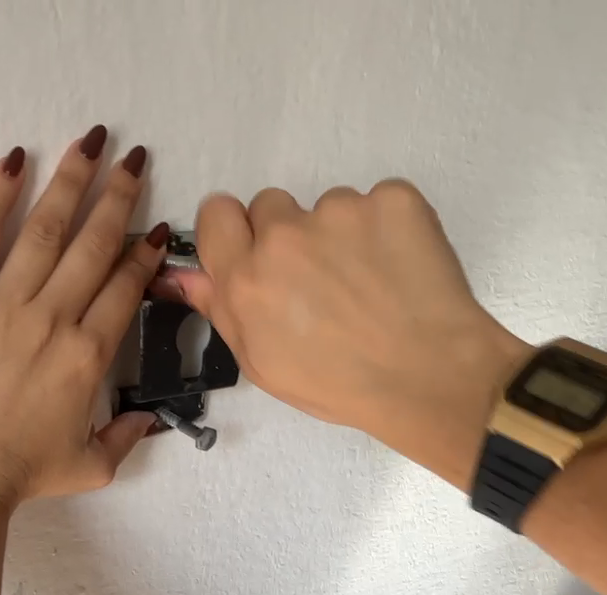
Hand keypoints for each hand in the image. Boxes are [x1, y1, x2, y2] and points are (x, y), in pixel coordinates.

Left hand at [0, 126, 169, 506]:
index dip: (144, 252)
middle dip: (118, 196)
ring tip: (91, 141)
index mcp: (90, 356)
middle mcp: (54, 319)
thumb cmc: (23, 474)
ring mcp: (4, 305)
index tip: (155, 226)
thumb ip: (127, 438)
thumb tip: (149, 418)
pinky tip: (14, 160)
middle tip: (134, 157)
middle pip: (94, 245)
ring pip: (45, 230)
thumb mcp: (91, 467)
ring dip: (71, 181)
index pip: (125, 288)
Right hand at [168, 181, 533, 489]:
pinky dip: (384, 229)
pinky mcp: (392, 198)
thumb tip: (181, 276)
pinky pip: (377, 201)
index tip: (253, 252)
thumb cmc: (336, 383)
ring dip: (338, 235)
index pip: (216, 212)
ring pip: (326, 205)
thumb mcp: (261, 363)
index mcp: (245, 279)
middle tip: (316, 281)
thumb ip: (219, 309)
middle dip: (285, 235)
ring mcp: (340, 210)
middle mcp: (284, 236)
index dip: (234, 231)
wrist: (426, 376)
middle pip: (269, 205)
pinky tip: (397, 270)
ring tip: (365, 284)